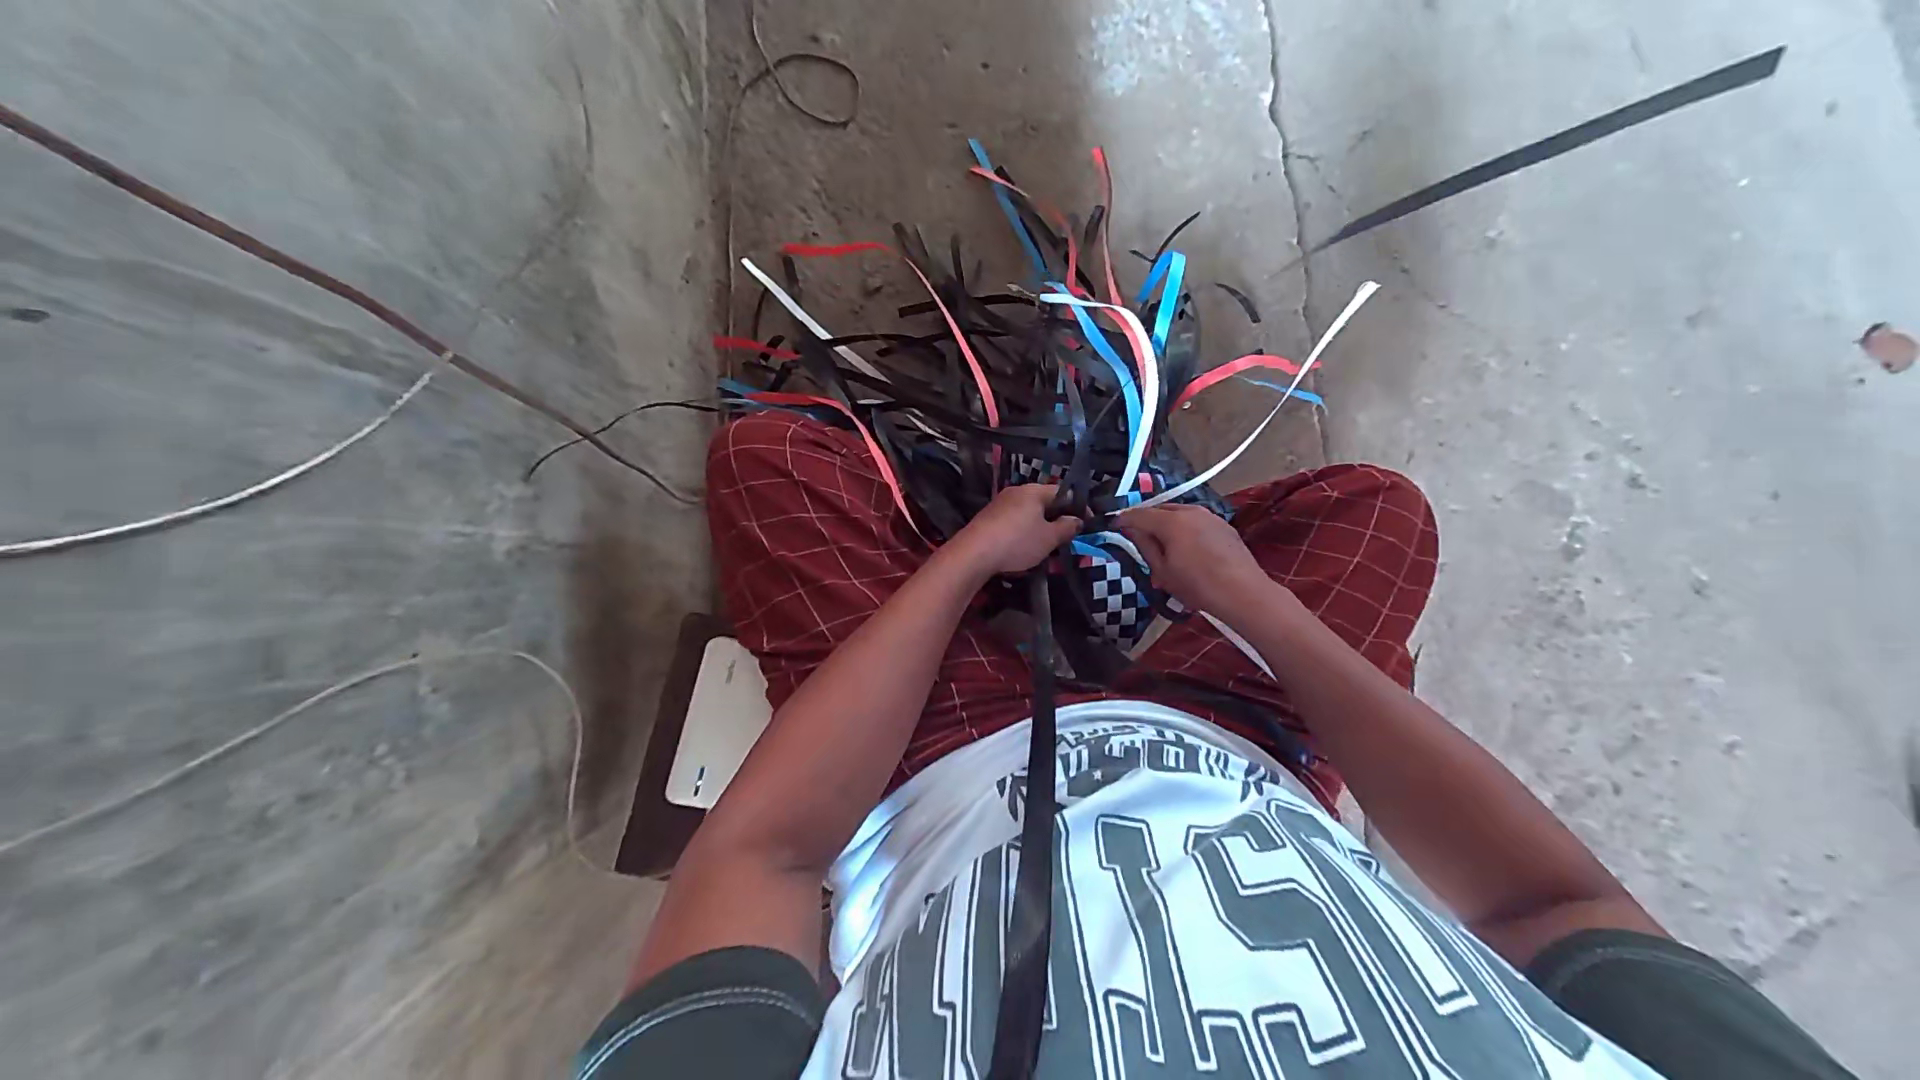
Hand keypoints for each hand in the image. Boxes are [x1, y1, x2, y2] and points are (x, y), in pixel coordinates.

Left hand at [947, 485, 1082, 576]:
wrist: (973, 553)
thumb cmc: (1017, 542)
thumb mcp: (1049, 538)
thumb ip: (1067, 527)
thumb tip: (1076, 520)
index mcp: (1034, 491)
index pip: (1063, 492)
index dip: (1078, 507)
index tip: (1086, 522)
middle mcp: (1016, 491)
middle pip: (1044, 501)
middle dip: (1057, 517)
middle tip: (1067, 536)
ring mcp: (1000, 503)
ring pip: (1029, 512)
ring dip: (1040, 526)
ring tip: (1047, 545)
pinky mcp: (989, 517)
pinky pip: (1014, 521)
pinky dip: (1024, 531)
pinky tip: (1024, 547)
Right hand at [1118, 503, 1286, 621]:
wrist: (1243, 592)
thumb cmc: (1197, 585)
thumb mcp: (1162, 570)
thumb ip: (1144, 546)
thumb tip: (1131, 530)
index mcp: (1171, 521)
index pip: (1138, 514)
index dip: (1122, 520)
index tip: (1113, 527)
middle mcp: (1190, 511)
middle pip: (1159, 509)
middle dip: (1145, 520)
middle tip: (1136, 537)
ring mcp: (1209, 515)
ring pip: (1179, 513)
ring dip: (1165, 523)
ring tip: (1161, 543)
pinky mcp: (1223, 525)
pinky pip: (1195, 520)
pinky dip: (1184, 528)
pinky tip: (1185, 546)